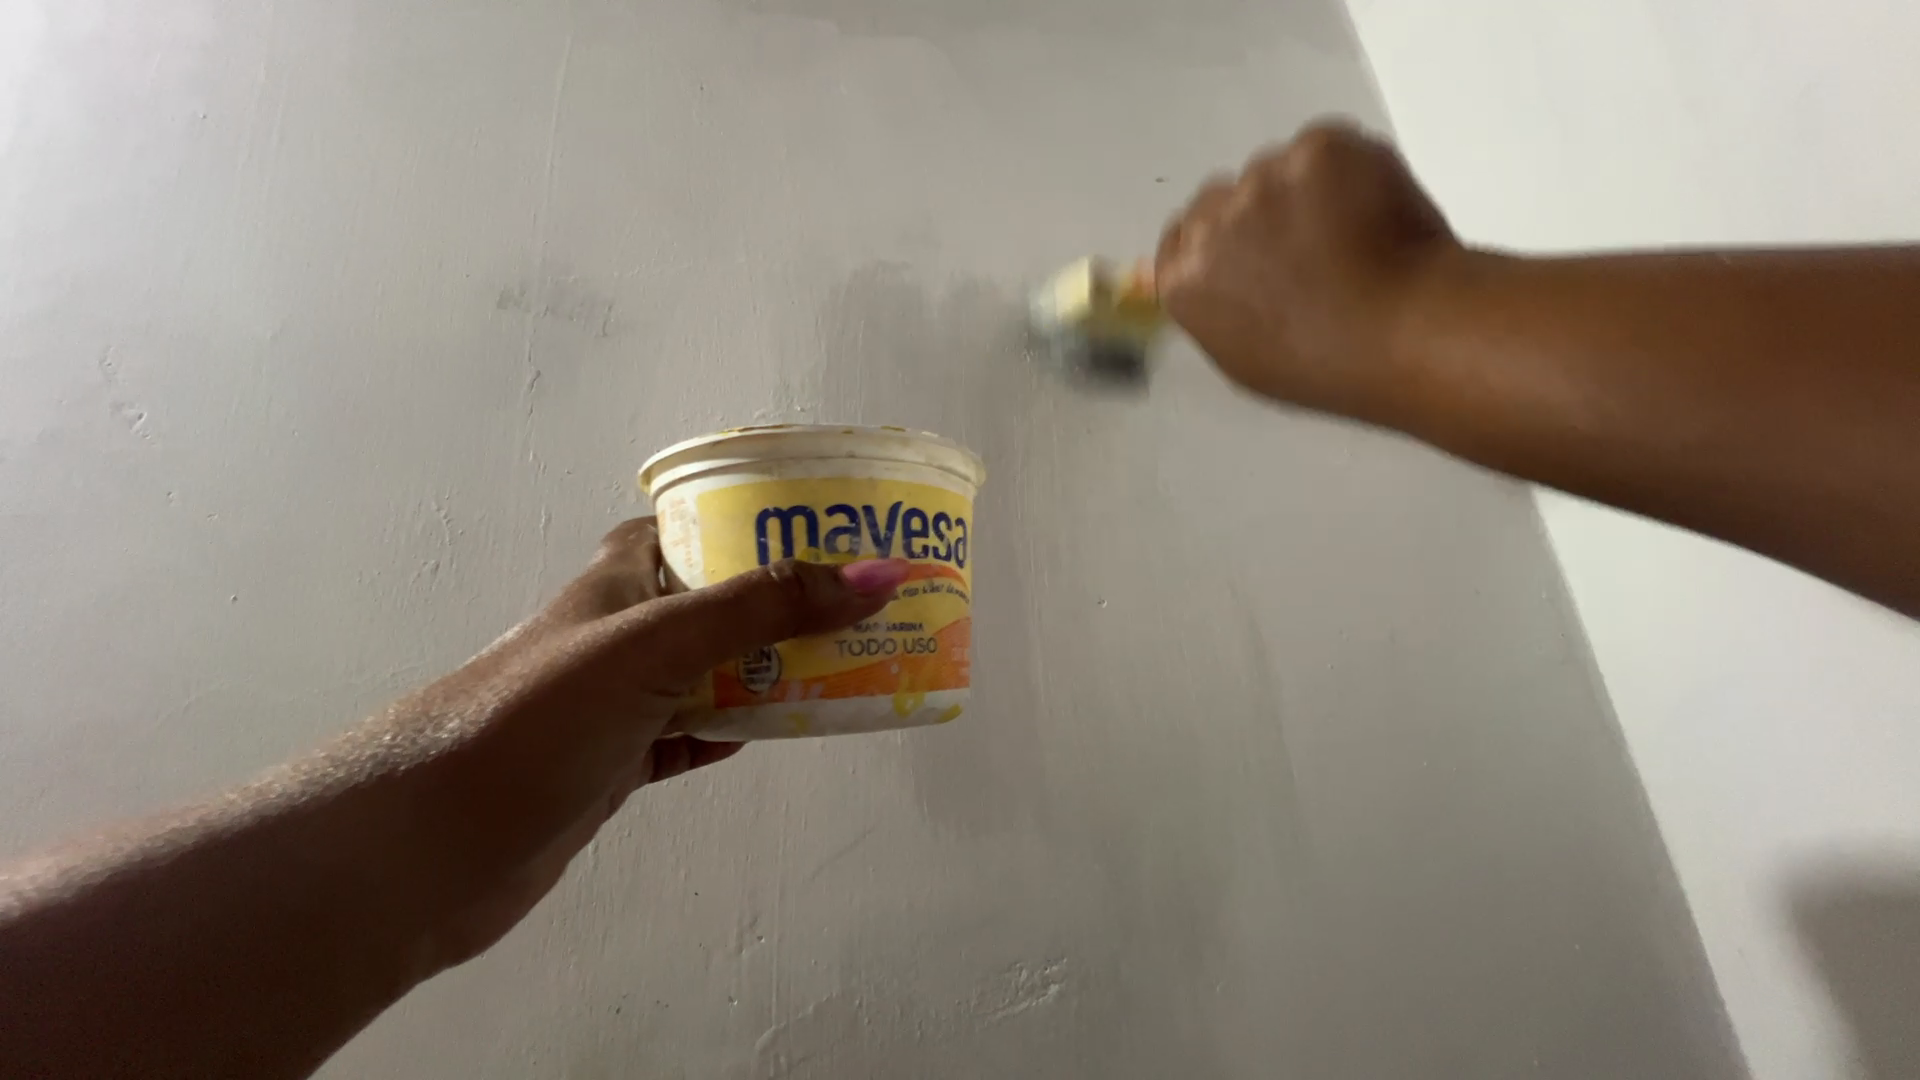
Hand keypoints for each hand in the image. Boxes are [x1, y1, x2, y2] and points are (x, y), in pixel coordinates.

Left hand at [363, 518, 907, 968]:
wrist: (421, 855)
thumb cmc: (535, 717)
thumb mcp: (657, 641)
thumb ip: (764, 606)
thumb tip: (879, 575)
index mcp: (619, 582)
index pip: (687, 529)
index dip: (747, 522)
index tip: (816, 529)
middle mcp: (619, 633)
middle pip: (715, 603)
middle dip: (779, 602)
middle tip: (852, 603)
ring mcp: (617, 702)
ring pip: (711, 673)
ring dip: (767, 669)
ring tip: (840, 664)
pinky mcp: (617, 764)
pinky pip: (694, 735)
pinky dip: (732, 731)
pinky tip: (771, 732)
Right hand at [1155, 120, 1460, 422]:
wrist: (1399, 332)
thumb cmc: (1315, 365)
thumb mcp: (1235, 351)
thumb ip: (1202, 302)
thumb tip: (1164, 273)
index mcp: (1184, 279)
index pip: (1179, 240)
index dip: (1216, 245)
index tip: (1247, 257)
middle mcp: (1211, 224)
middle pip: (1218, 201)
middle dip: (1250, 218)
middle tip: (1298, 248)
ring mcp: (1263, 180)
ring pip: (1270, 172)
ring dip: (1295, 192)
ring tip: (1342, 233)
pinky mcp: (1319, 148)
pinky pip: (1320, 150)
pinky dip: (1343, 171)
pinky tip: (1367, 210)